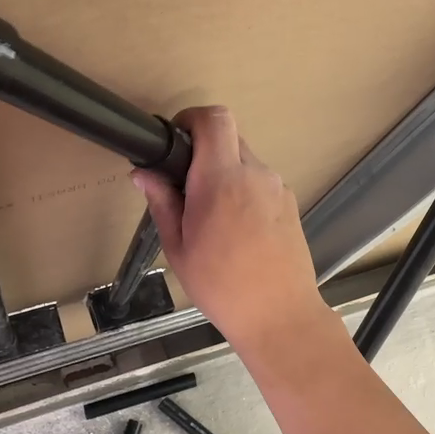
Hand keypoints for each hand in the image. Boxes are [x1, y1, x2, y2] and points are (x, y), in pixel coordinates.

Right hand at [134, 107, 337, 351]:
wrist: (279, 315)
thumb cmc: (222, 287)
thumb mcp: (178, 247)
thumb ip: (162, 203)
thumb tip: (144, 174)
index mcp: (220, 181)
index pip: (213, 119)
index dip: (191, 118)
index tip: (176, 139)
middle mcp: (254, 175)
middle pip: (228, 137)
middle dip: (204, 152)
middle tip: (185, 187)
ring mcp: (277, 187)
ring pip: (245, 161)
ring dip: (224, 174)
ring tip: (210, 217)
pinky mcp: (290, 203)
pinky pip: (260, 182)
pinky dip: (243, 192)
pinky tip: (235, 230)